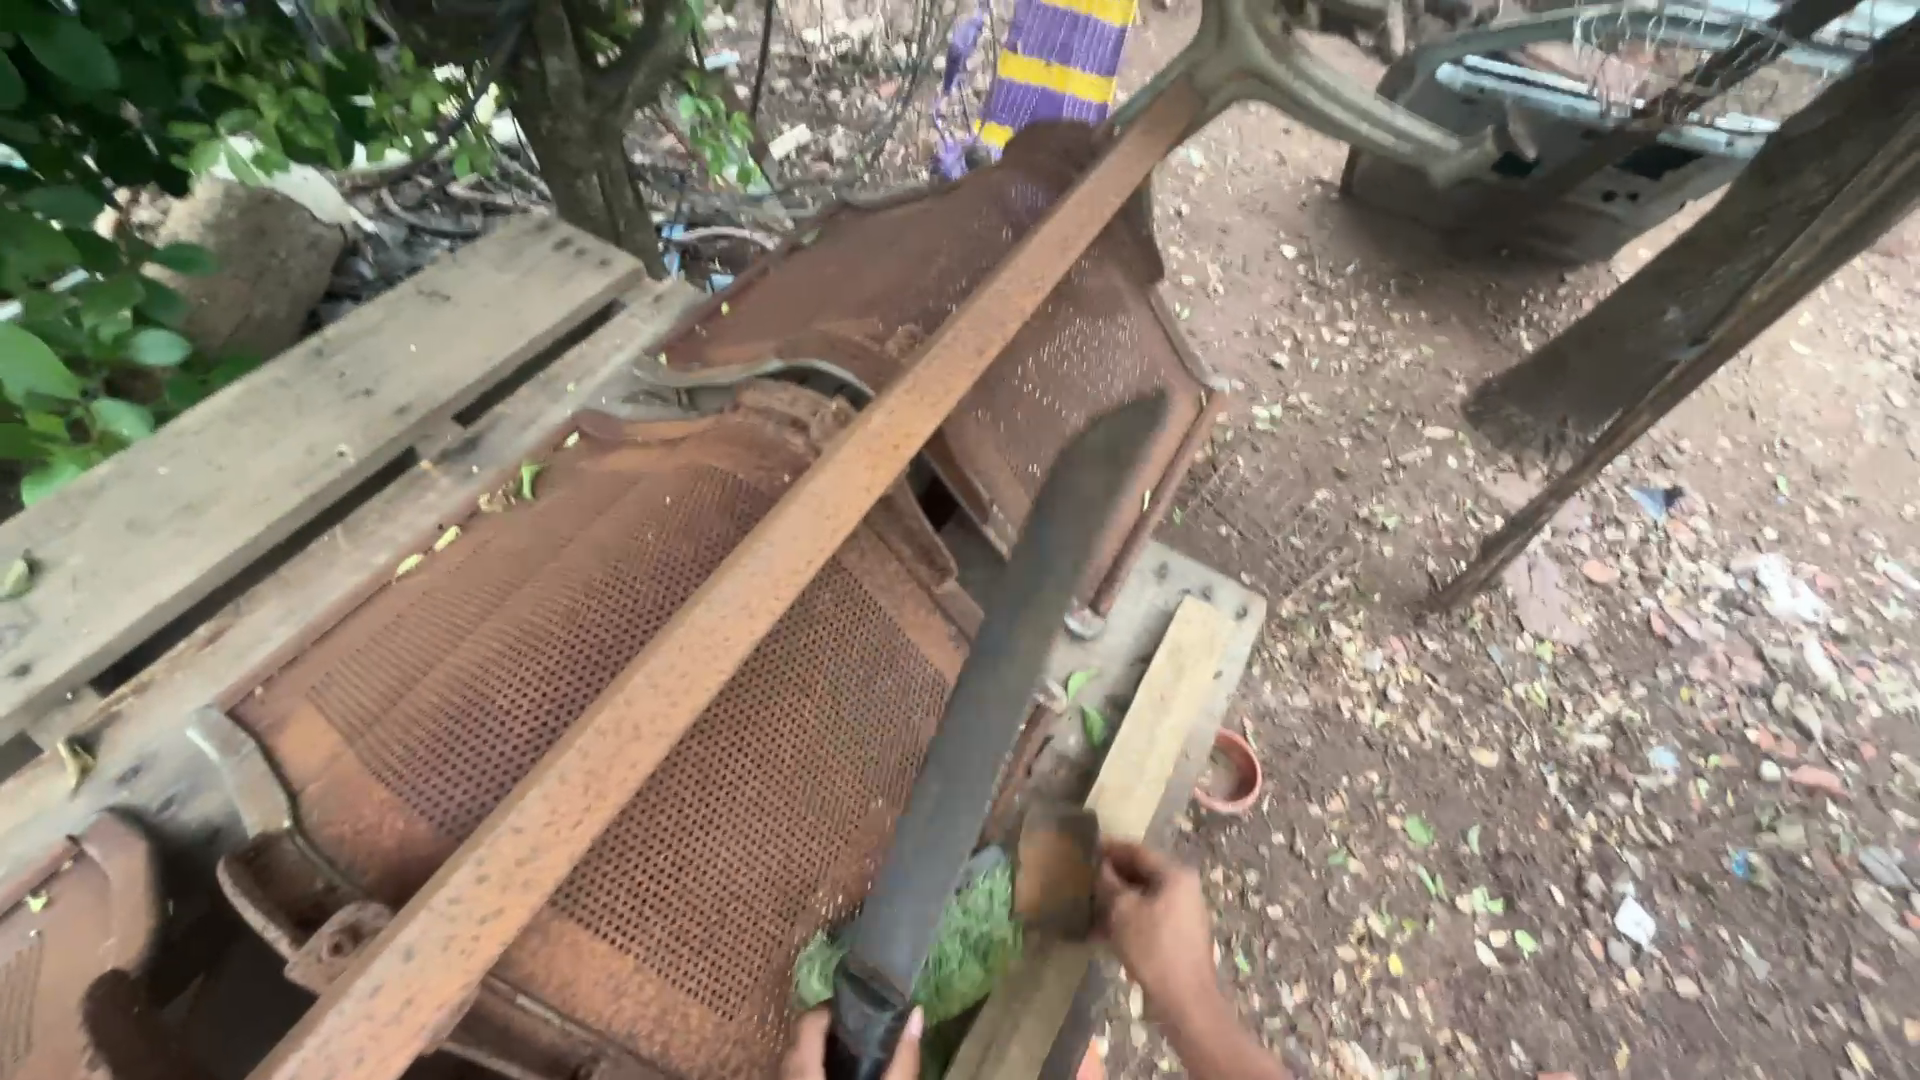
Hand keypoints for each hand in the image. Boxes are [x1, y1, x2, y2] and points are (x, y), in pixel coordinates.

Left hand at [779, 1007, 922, 1079]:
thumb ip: (901, 1059)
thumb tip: (917, 1012)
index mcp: (800, 1065)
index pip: (808, 1018)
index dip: (834, 1008)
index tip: (863, 1009)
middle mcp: (783, 1071)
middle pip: (802, 1037)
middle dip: (832, 1030)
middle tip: (865, 1035)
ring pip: (798, 1058)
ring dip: (822, 1052)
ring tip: (856, 1058)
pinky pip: (796, 1074)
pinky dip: (815, 1070)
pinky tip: (841, 1077)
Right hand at [1094, 840, 1218, 1007]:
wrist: (1185, 1001)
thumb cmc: (1153, 947)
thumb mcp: (1123, 910)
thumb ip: (1109, 883)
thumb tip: (1102, 869)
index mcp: (1175, 875)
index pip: (1138, 851)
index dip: (1111, 848)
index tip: (1088, 848)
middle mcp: (1184, 889)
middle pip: (1142, 874)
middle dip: (1112, 877)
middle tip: (1085, 877)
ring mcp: (1184, 914)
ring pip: (1143, 899)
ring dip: (1117, 901)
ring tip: (1089, 905)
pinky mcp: (1179, 937)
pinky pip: (1149, 918)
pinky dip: (1128, 920)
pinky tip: (1102, 931)